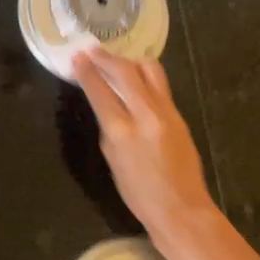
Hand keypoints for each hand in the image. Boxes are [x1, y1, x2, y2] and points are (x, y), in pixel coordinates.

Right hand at [72, 47, 218, 235]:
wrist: (182, 208)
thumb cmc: (139, 193)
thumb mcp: (112, 159)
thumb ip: (109, 127)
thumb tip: (106, 104)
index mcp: (121, 131)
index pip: (100, 90)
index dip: (87, 71)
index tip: (77, 57)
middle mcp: (145, 114)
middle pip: (124, 72)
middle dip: (105, 58)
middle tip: (92, 51)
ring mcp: (166, 111)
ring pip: (149, 70)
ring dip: (129, 61)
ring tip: (116, 60)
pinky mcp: (179, 114)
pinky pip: (160, 84)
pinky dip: (144, 75)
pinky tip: (135, 77)